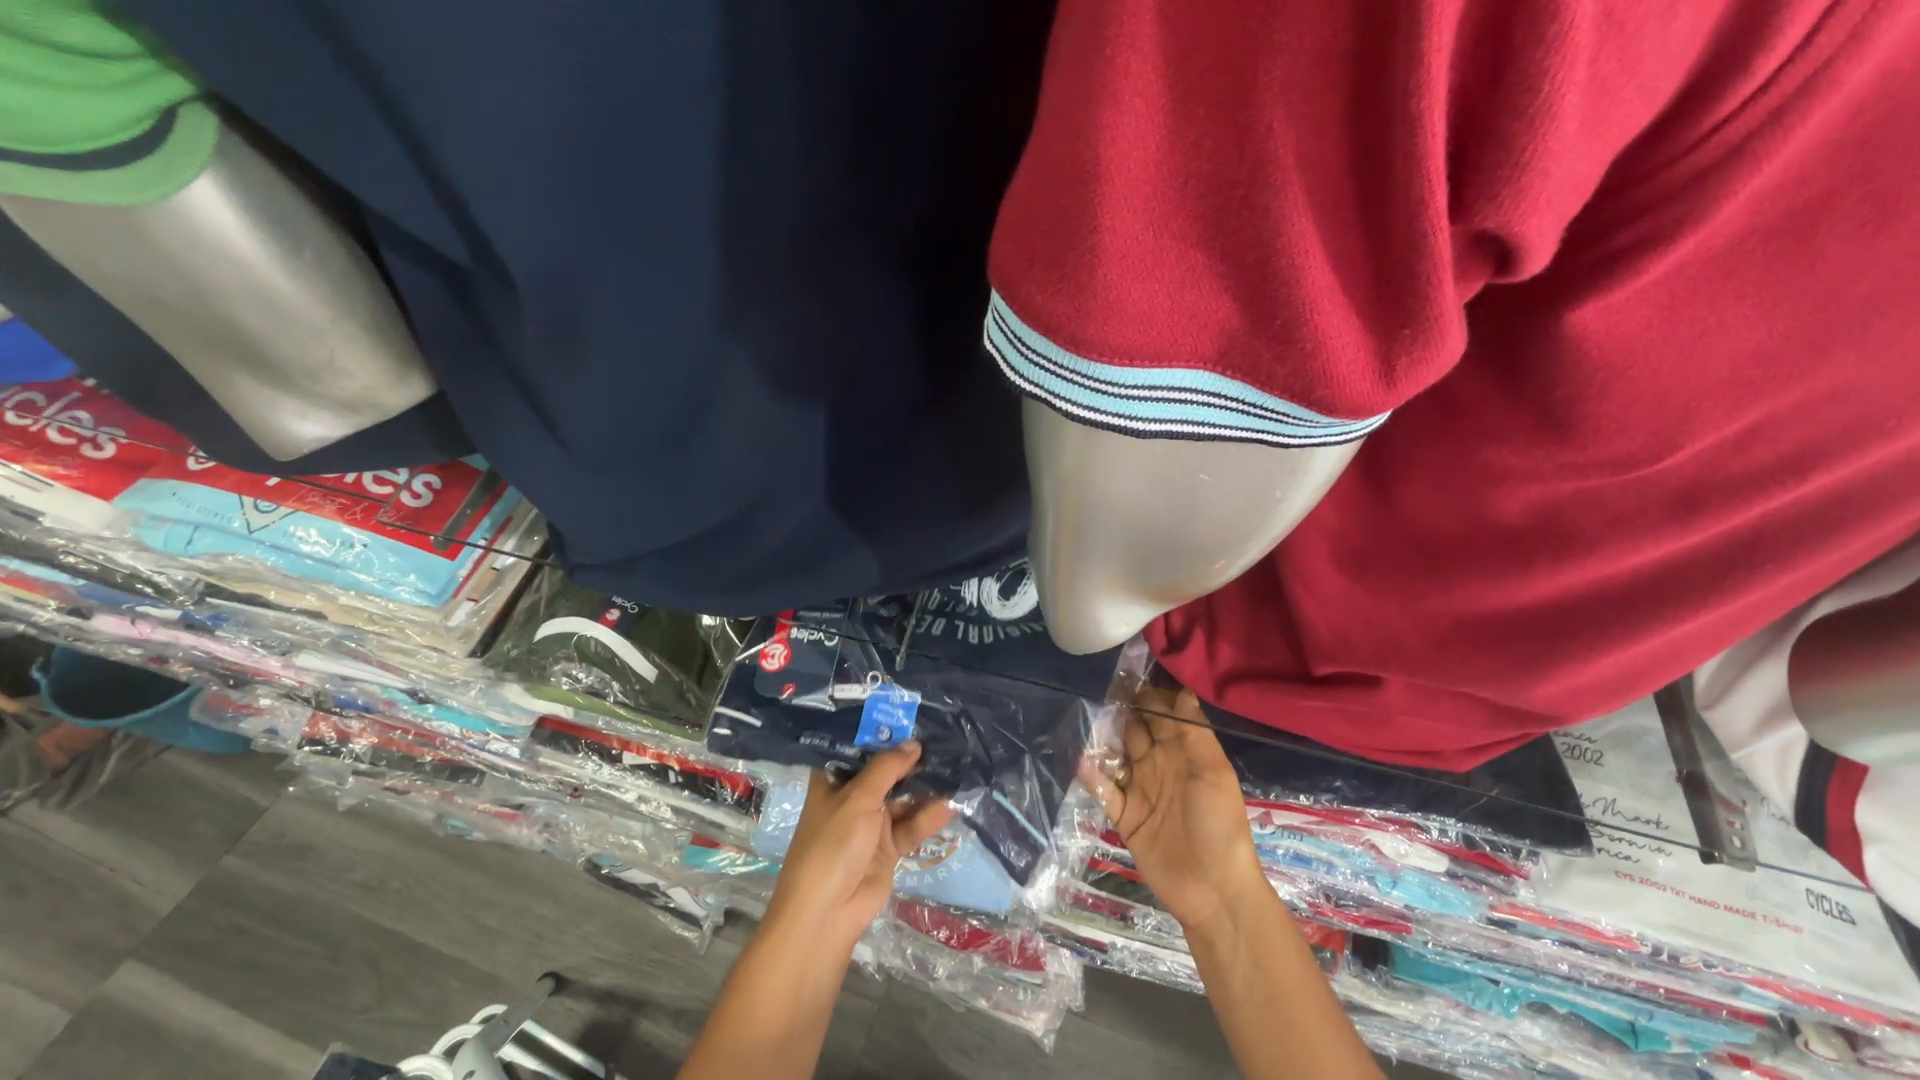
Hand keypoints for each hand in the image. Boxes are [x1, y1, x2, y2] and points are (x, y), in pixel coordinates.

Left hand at [764, 742, 954, 947]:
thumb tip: (914, 743)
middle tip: (943, 739)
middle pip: (884, 773)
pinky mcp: (888, 849)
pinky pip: (912, 827)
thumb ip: (887, 768)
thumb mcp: (858, 798)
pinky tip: (949, 805)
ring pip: (902, 799)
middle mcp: (852, 798)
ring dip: (924, 788)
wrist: (827, 911)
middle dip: (910, 760)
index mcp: (832, 781)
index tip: (910, 716)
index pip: (857, 749)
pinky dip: (928, 818)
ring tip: (955, 768)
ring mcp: (870, 824)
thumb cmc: (832, 844)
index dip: (881, 734)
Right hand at [1081, 687, 1268, 930]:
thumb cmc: (1220, 825)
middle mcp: (1161, 766)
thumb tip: (1181, 689)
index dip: (1147, 695)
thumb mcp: (1214, 774)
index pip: (1163, 715)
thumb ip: (1195, 734)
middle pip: (1135, 730)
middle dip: (1119, 710)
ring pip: (1116, 756)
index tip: (1125, 671)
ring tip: (1085, 719)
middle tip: (1096, 687)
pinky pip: (1105, 791)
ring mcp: (1141, 791)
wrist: (1214, 889)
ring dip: (1102, 740)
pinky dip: (1093, 777)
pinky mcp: (1125, 816)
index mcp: (1186, 754)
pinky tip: (1083, 763)